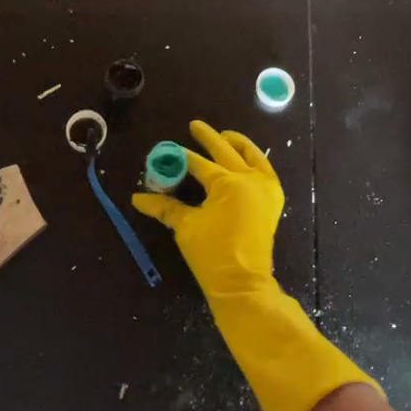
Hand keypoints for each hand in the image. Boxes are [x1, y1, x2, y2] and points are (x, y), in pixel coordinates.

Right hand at [132, 120, 282, 296]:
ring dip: (237, 144)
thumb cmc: (212, 254)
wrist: (243, 285)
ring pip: (252, 156)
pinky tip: (247, 159)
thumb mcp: (185, 227)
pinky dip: (255, 160)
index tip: (166, 151)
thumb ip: (165, 207)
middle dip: (208, 138)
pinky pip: (266, 170)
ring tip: (225, 135)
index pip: (199, 164)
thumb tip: (137, 197)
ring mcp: (265, 189)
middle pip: (225, 151)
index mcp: (227, 183)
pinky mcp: (273, 201)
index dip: (181, 157)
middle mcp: (249, 179)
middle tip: (194, 125)